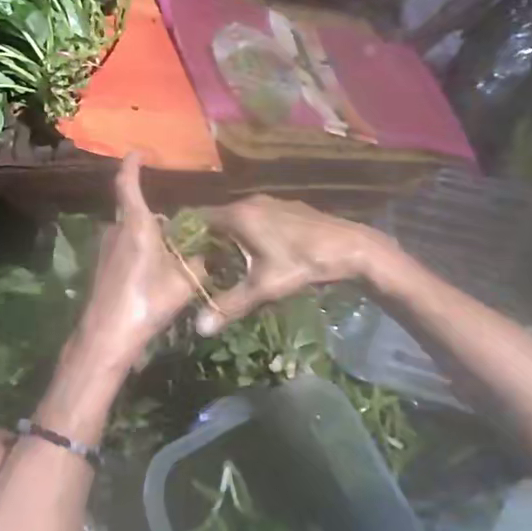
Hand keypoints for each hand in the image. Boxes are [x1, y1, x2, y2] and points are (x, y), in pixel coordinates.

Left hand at [67, 154, 196, 368]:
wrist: (107, 334)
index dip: (132, 165)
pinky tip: (154, 275)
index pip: (127, 184)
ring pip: (131, 231)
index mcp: (135, 225)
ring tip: (173, 258)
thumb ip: (199, 262)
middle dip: (158, 218)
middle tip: (182, 232)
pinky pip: (124, 247)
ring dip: (150, 237)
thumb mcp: (185, 283)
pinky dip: (140, 251)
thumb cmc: (146, 302)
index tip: (138, 152)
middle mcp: (116, 229)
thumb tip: (210, 252)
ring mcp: (105, 247)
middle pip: (137, 212)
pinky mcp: (102, 264)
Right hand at [193, 195, 398, 334]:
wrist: (353, 247)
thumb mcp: (264, 287)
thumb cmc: (303, 263)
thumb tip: (200, 328)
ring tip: (222, 263)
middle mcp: (250, 202)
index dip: (185, 237)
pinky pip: (256, 218)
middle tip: (198, 266)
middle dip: (206, 241)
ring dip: (228, 237)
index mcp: (238, 215)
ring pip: (237, 218)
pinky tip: (255, 254)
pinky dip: (247, 233)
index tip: (179, 258)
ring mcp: (271, 202)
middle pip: (216, 219)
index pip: (197, 219)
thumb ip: (230, 304)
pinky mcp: (287, 208)